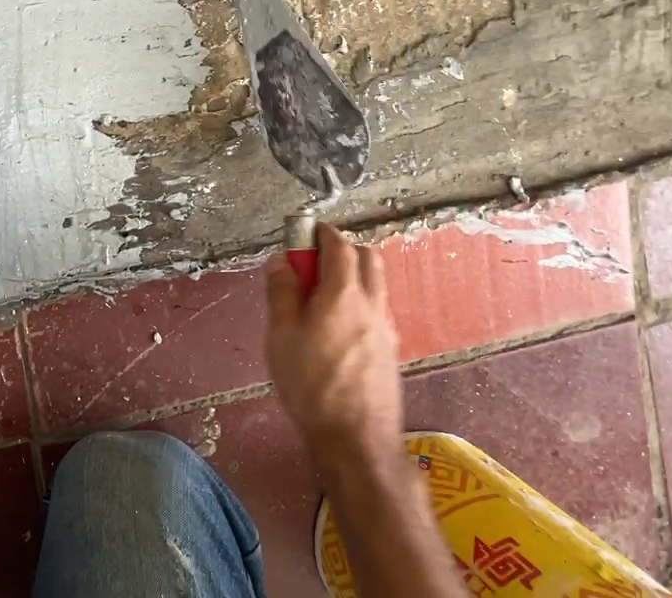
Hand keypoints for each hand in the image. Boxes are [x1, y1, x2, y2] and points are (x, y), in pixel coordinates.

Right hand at [265, 223, 402, 470]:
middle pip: (368, 258)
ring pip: (376, 283)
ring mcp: (386, 327)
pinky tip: (335, 324)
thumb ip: (282, 293)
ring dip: (352, 274)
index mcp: (343, 294)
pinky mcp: (389, 349)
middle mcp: (371, 304)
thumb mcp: (281, 335)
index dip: (321, 233)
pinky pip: (376, 307)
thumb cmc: (311, 383)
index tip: (303, 232)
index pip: (339, 246)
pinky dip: (358, 298)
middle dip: (342, 248)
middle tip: (311, 261)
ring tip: (319, 293)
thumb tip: (282, 261)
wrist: (355, 438)